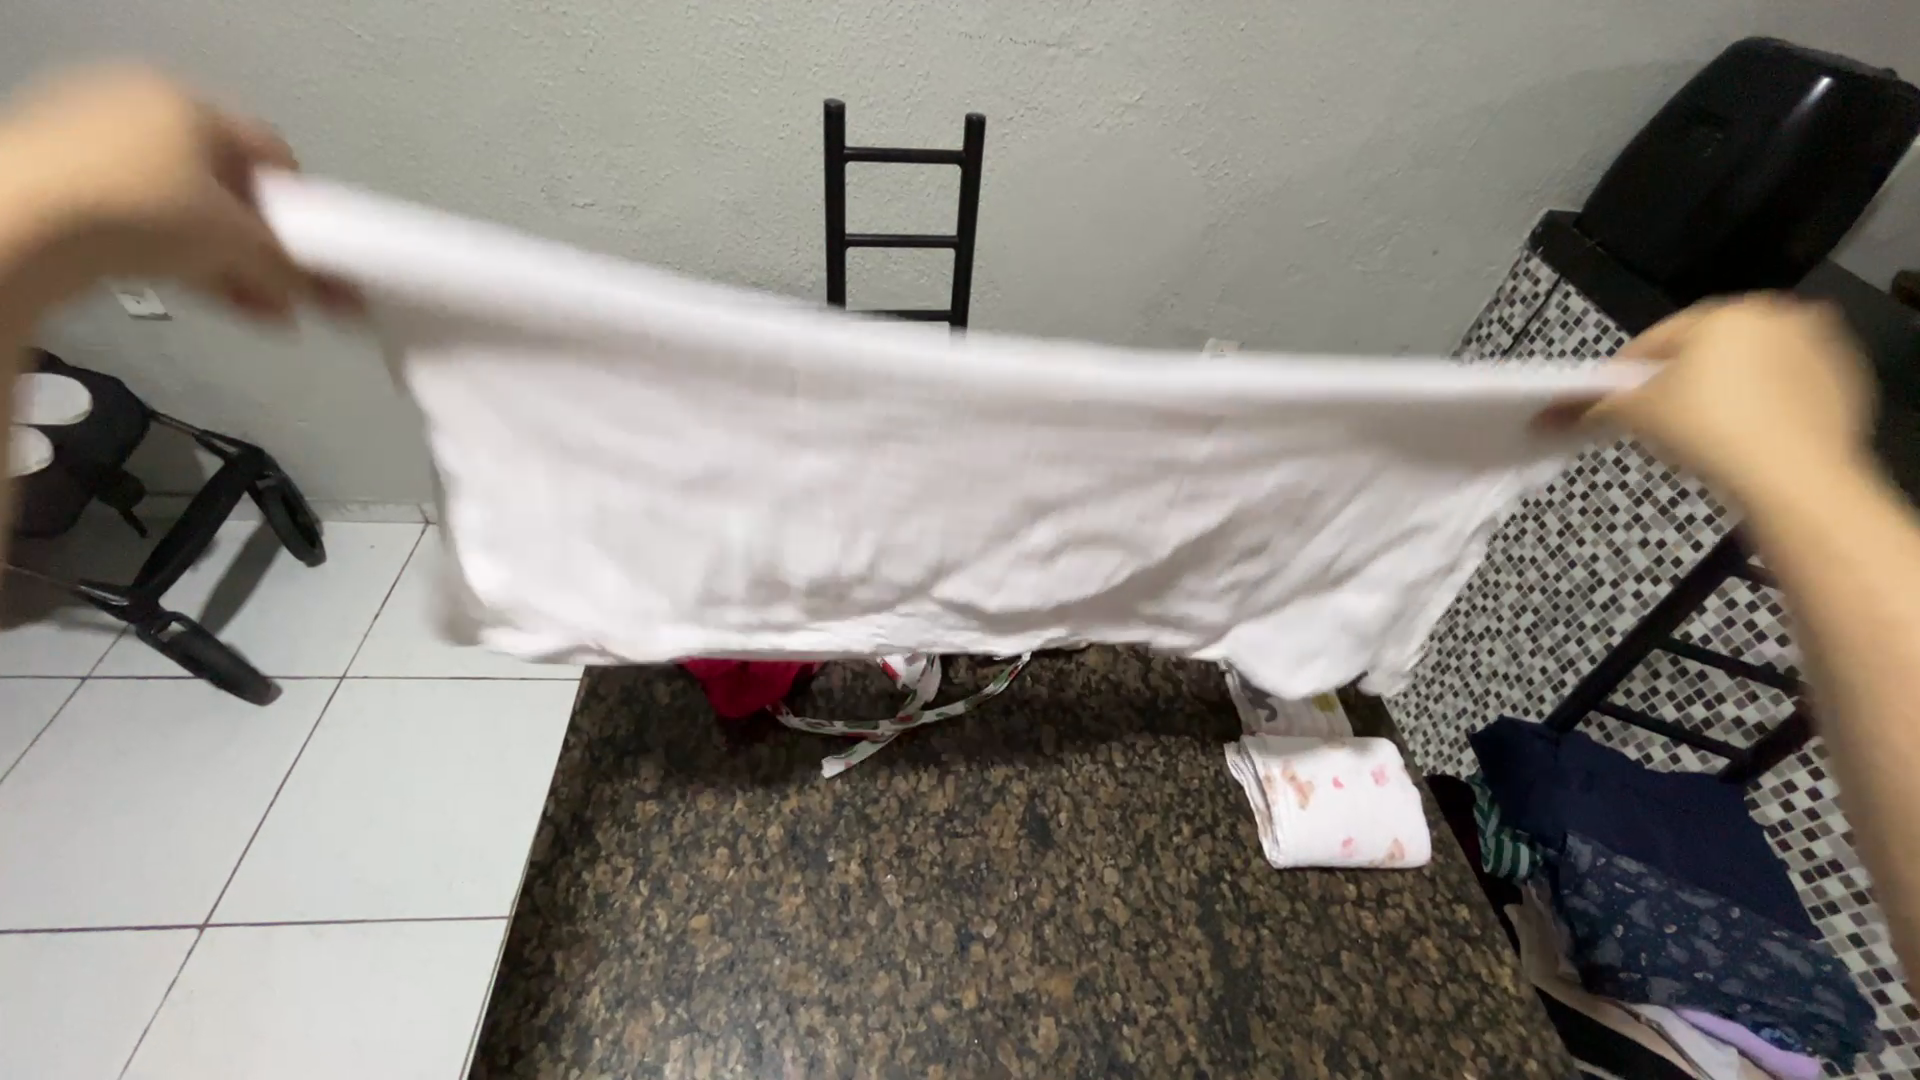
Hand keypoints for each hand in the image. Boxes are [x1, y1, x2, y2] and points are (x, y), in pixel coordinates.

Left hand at [0, 63, 343, 319]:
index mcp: (188, 102)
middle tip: (297, 291)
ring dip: (240, 265)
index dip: (306, 208)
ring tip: (269, 310)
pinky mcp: (69, 183)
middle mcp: (142, 110)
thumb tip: (350, 301)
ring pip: (197, 213)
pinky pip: (154, 223)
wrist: (14, 227)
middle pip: (235, 190)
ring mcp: (98, 145)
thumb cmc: (143, 209)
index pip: (275, 156)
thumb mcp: (245, 243)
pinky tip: (230, 304)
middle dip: (272, 249)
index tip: (319, 250)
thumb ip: (301, 271)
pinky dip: (195, 261)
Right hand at [1589, 294, 1874, 507]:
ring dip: (1717, 386)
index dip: (1620, 374)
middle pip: (1702, 347)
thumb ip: (1591, 407)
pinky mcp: (1842, 375)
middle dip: (1674, 376)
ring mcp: (1816, 343)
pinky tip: (1740, 430)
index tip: (1607, 402)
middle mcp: (1774, 315)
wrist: (1794, 472)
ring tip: (1698, 426)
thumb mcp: (1634, 415)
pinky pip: (1781, 381)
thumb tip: (1548, 416)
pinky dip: (1758, 399)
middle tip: (1653, 414)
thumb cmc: (1705, 430)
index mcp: (1721, 316)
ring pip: (1743, 363)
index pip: (1651, 341)